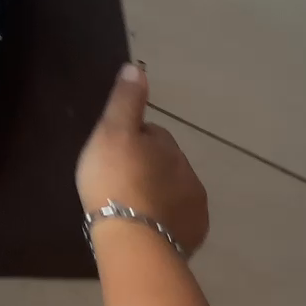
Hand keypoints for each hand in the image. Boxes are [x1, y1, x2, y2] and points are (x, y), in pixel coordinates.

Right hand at [75, 63, 208, 252]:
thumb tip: (137, 67)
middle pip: (163, 163)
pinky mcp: (191, 238)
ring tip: (125, 202)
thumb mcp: (112, 131)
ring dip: (152, 192)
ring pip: (170, 191)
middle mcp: (190, 176)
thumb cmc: (116, 178)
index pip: (152, 133)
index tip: (111, 151)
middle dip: (144, 166)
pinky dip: (160, 217)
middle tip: (115, 176)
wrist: (132, 238)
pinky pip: (174, 219)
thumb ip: (126, 100)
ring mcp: (194, 210)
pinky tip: (139, 222)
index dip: (130, 139)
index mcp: (170, 148)